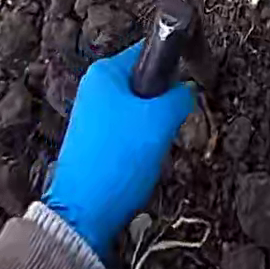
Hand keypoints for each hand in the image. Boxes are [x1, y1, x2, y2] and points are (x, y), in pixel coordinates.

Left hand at [42, 41, 194, 255]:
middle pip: (147, 82)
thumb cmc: (119, 157)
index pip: (151, 52)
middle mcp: (94, 89)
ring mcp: (92, 116)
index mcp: (104, 72)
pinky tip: (143, 157)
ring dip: (154, 124)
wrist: (83, 217)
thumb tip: (186, 89)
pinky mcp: (94, 141)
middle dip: (163, 101)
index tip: (185, 86)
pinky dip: (141, 141)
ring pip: (141, 108)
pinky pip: (130, 129)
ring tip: (156, 142)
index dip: (173, 67)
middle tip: (170, 120)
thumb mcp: (162, 118)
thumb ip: (181, 94)